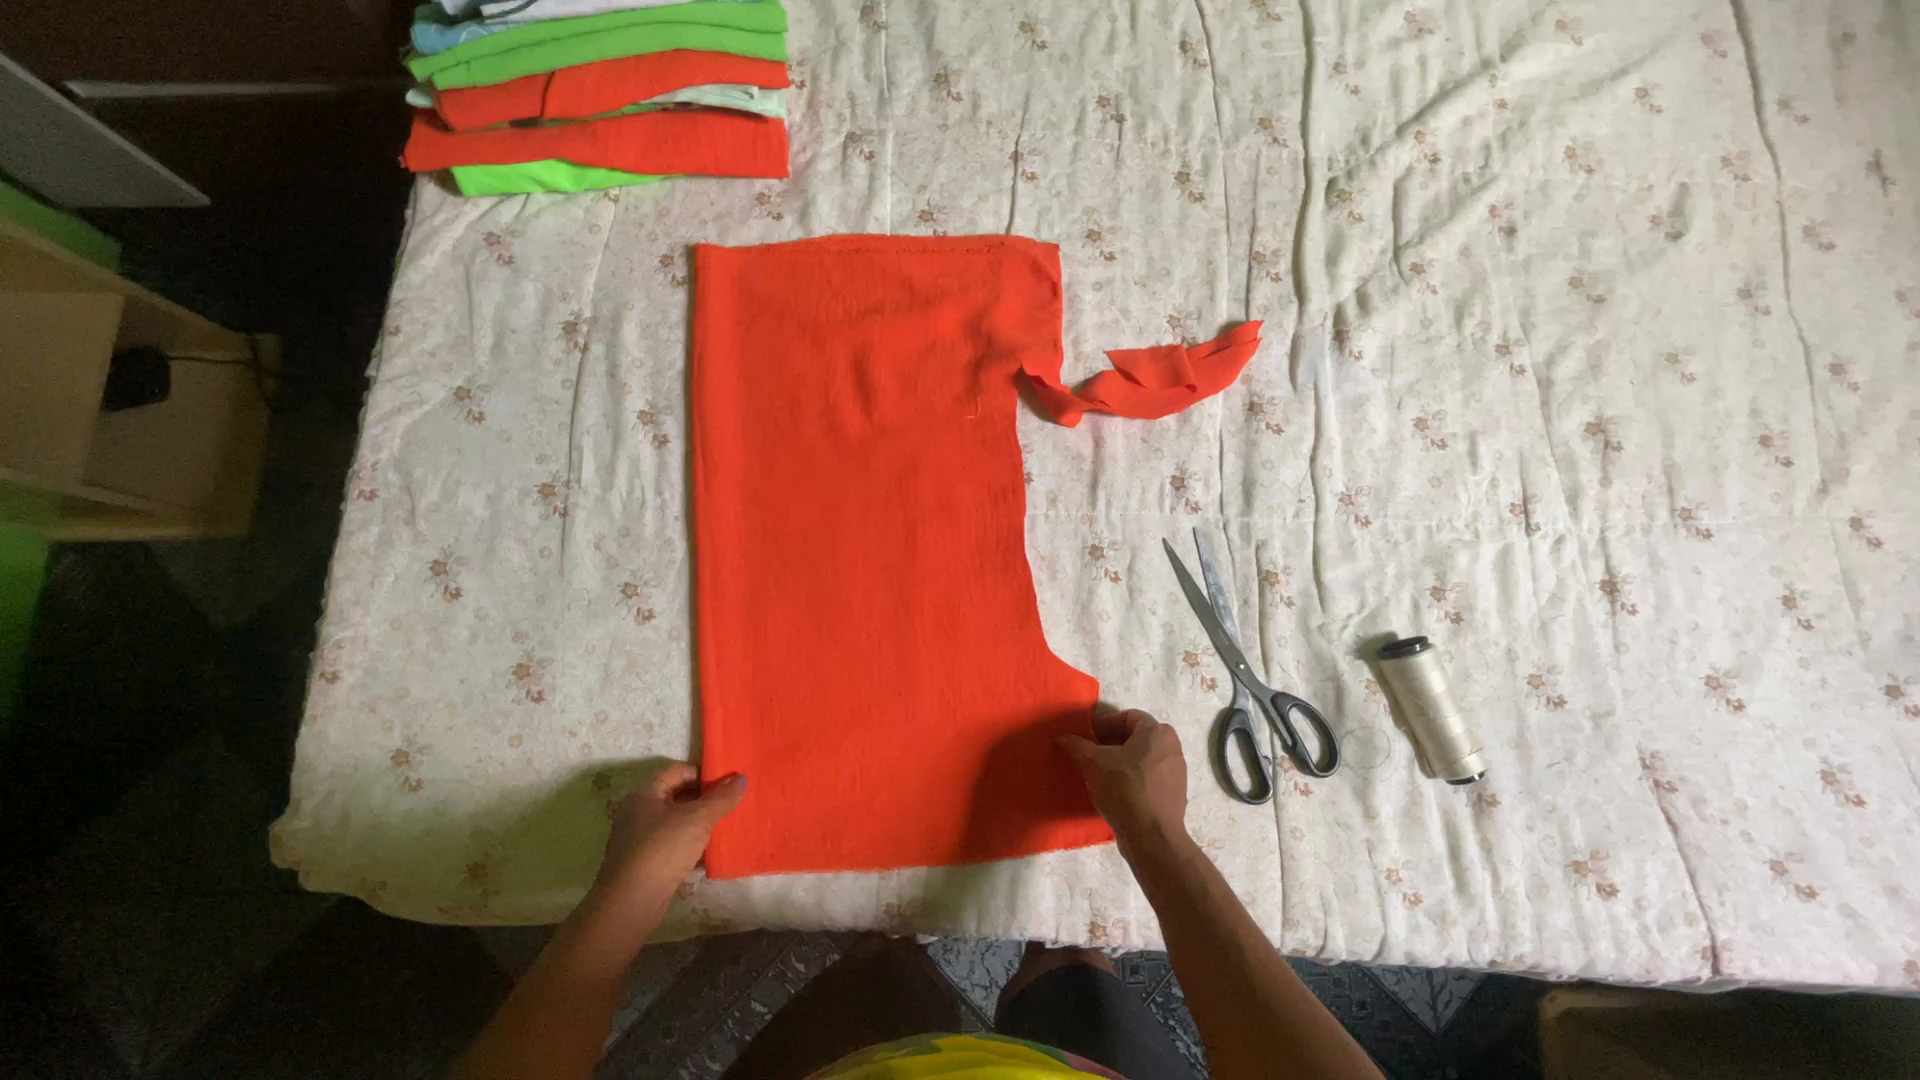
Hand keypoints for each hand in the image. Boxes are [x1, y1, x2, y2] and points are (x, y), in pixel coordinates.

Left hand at [591, 763, 747, 907]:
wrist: (630, 904)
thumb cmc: (662, 851)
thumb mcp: (697, 819)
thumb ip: (722, 798)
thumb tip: (743, 778)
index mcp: (645, 794)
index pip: (679, 772)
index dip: (705, 774)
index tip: (729, 783)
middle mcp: (639, 812)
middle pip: (679, 796)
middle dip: (706, 800)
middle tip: (733, 803)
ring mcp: (640, 839)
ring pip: (677, 822)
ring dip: (701, 824)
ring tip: (727, 826)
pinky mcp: (646, 862)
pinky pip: (674, 844)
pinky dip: (692, 845)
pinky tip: (712, 852)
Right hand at [1057, 708, 1188, 856]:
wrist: (1152, 837)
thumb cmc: (1125, 789)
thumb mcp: (1093, 763)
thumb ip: (1076, 746)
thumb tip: (1061, 737)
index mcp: (1158, 733)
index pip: (1129, 716)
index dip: (1105, 724)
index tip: (1088, 738)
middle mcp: (1172, 748)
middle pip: (1137, 737)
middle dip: (1112, 744)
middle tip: (1092, 754)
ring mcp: (1177, 773)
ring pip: (1144, 759)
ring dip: (1122, 762)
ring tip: (1100, 774)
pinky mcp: (1175, 795)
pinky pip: (1150, 778)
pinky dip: (1133, 779)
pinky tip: (1115, 793)